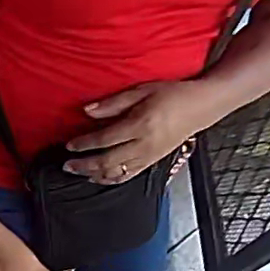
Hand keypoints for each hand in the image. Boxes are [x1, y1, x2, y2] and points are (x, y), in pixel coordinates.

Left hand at [63, 80, 223, 182]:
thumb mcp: (142, 91)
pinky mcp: (151, 163)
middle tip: (66, 165)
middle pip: (107, 161)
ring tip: (77, 172)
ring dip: (93, 175)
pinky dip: (109, 179)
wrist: (203, 105)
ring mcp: (148, 156)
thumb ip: (113, 103)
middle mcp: (144, 144)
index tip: (69, 146)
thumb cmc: (172, 95)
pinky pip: (127, 176)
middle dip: (84, 165)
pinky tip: (95, 177)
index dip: (84, 144)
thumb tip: (86, 111)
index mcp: (141, 124)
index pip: (105, 139)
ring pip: (115, 172)